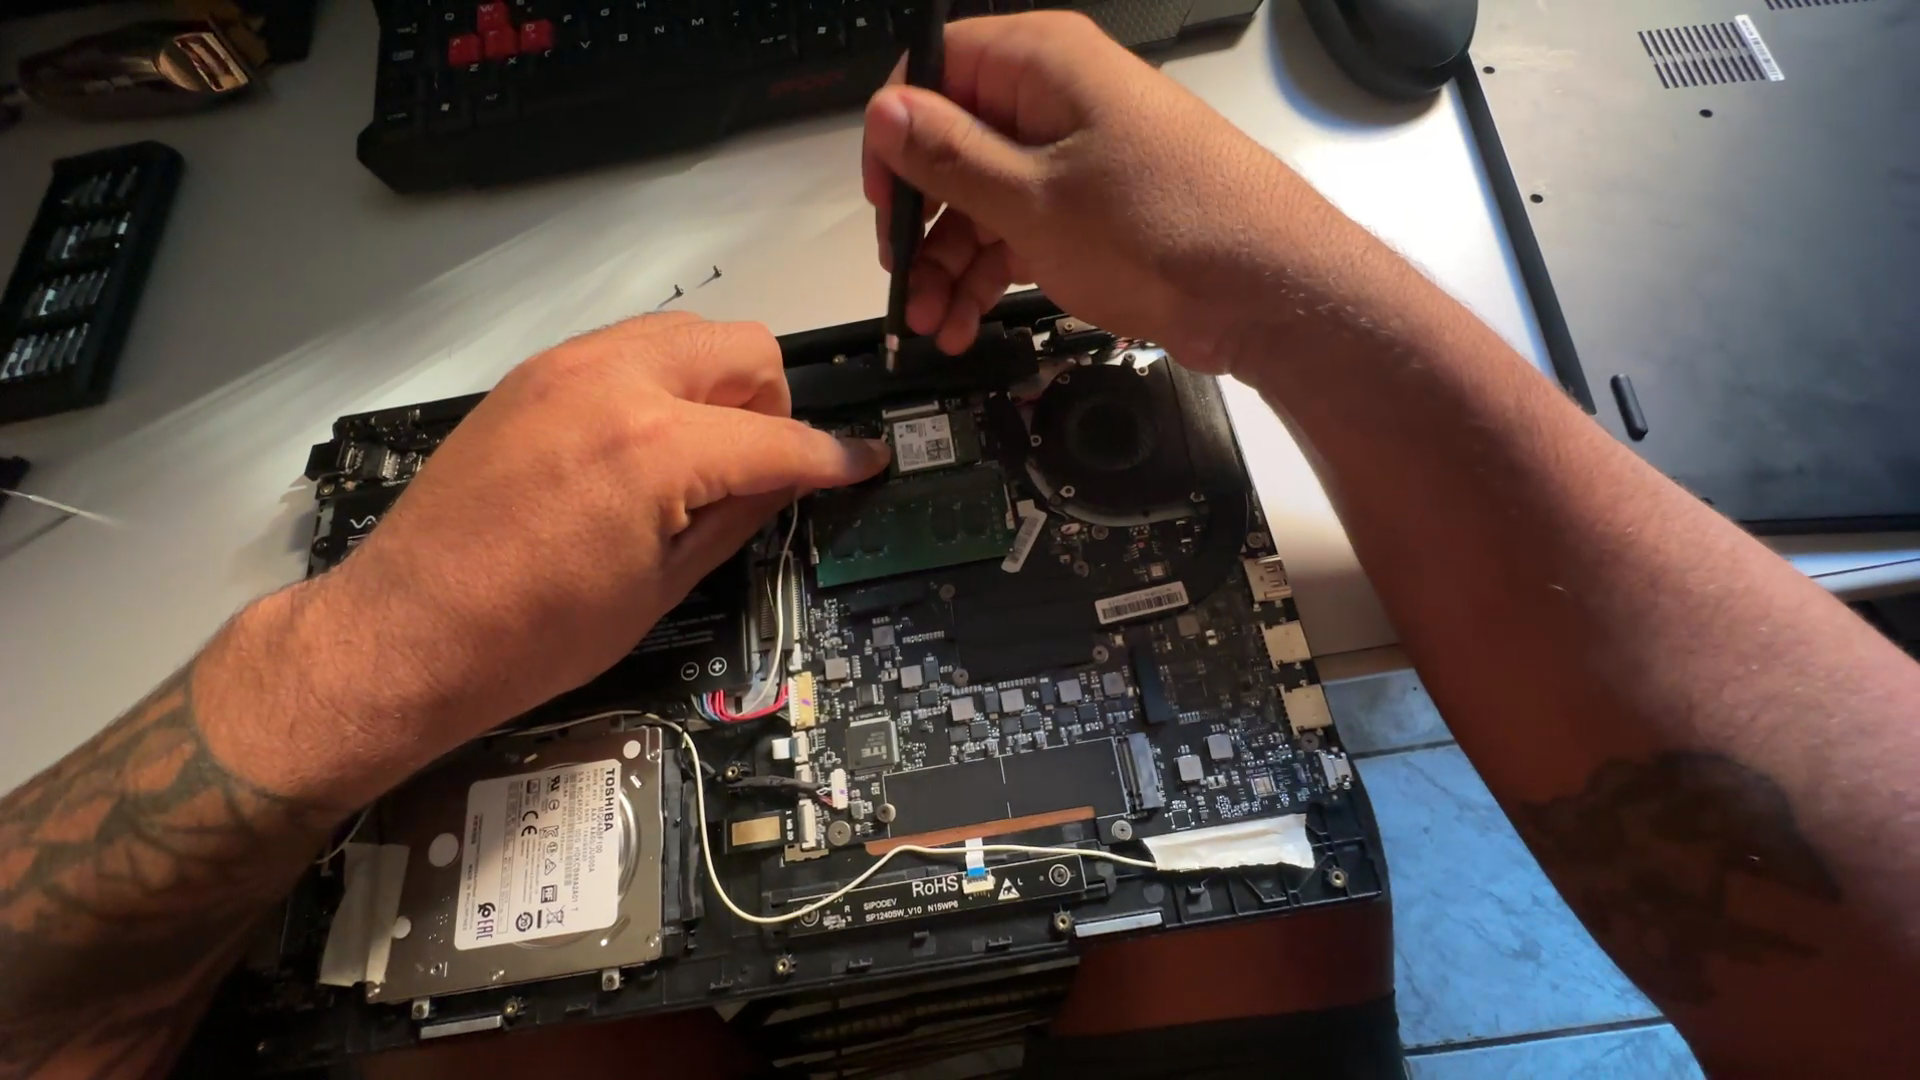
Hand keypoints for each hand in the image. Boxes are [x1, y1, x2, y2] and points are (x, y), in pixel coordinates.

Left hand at [295, 314, 887, 778]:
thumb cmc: (541, 634)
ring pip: (692, 334)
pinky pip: (635, 349)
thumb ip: (744, 514)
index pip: (780, 438)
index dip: (834, 457)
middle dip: (775, 404)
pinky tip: (649, 444)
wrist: (408, 631)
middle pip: (747, 347)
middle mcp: (617, 381)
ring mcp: (569, 367)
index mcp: (657, 448)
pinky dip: (668, 382)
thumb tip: (793, 478)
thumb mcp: (668, 583)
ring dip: (722, 385)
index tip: (865, 462)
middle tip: (760, 465)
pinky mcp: (538, 374)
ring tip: (703, 454)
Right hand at [862, 12, 1311, 371]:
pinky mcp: (1084, 218)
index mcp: (1041, 66)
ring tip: (932, 325)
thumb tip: (883, 110)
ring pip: (982, 207)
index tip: (883, 206)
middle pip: (954, 152)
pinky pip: (1016, 239)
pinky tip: (963, 323)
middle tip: (903, 287)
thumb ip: (952, 158)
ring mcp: (1071, 165)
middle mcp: (1053, 105)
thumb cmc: (1156, 229)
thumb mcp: (1036, 198)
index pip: (936, 73)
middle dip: (922, 226)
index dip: (896, 137)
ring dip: (949, 269)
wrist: (1258, 292)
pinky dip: (988, 280)